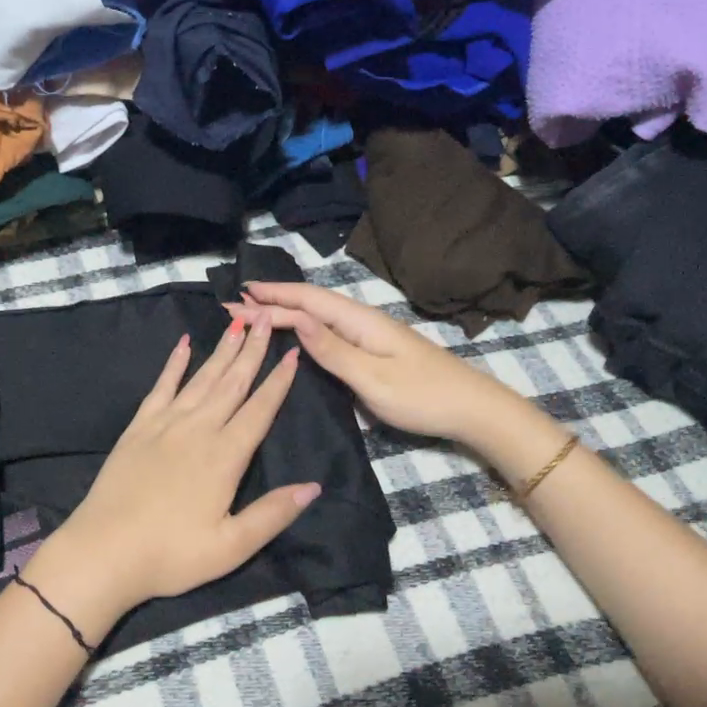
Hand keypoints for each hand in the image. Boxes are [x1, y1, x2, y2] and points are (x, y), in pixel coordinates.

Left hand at [31, 313, 319, 627]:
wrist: (104, 550)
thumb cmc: (172, 554)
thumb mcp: (231, 546)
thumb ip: (273, 514)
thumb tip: (314, 486)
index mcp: (225, 456)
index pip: (260, 409)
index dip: (279, 380)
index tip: (293, 351)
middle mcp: (198, 429)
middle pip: (232, 382)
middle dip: (251, 350)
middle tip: (265, 318)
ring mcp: (165, 424)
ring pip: (201, 378)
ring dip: (221, 350)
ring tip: (237, 323)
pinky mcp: (138, 427)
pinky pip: (161, 386)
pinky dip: (174, 363)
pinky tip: (183, 344)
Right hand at [235, 282, 505, 441]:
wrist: (474, 410)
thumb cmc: (423, 396)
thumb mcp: (373, 379)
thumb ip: (333, 350)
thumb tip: (295, 319)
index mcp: (358, 321)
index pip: (306, 302)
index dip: (271, 298)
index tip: (236, 296)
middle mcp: (361, 320)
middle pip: (309, 304)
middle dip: (270, 302)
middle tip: (232, 304)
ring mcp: (369, 334)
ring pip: (318, 315)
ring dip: (285, 312)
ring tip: (253, 311)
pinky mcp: (373, 349)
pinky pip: (328, 329)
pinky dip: (303, 326)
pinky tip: (294, 331)